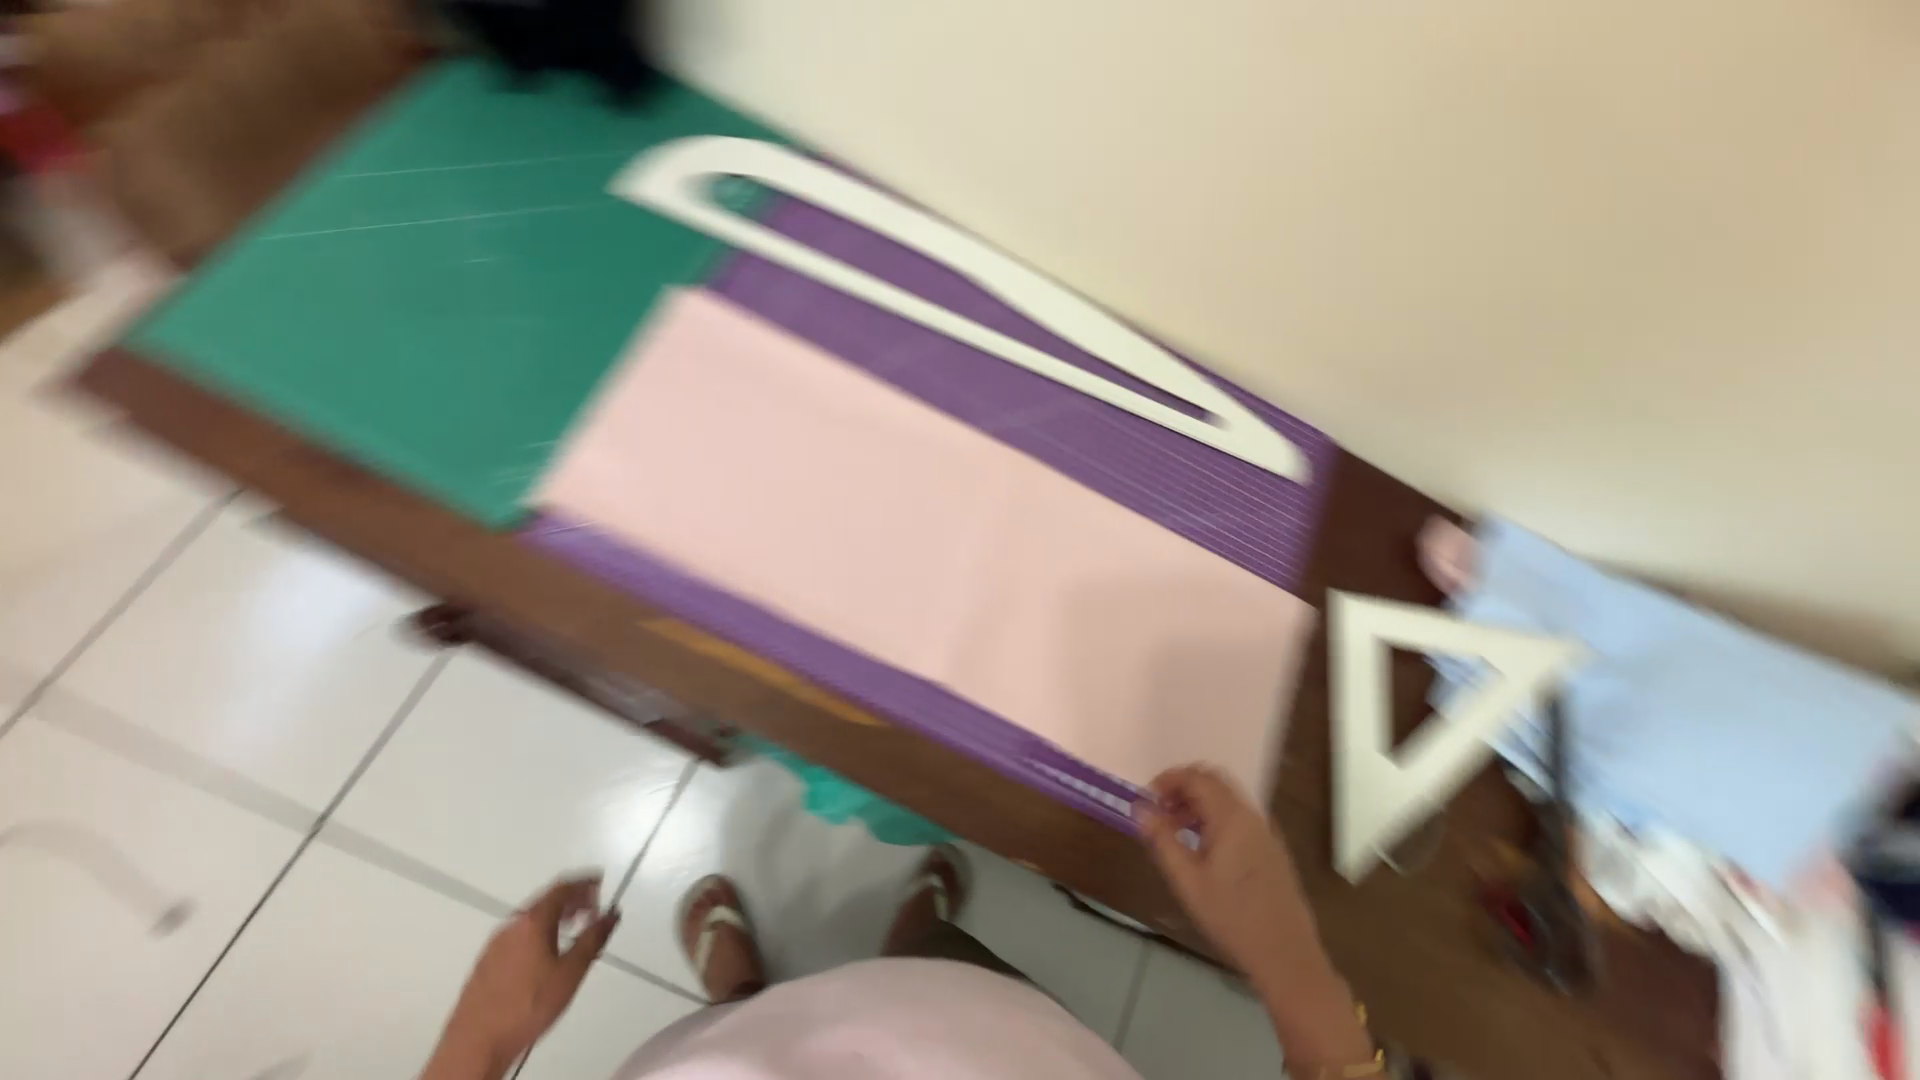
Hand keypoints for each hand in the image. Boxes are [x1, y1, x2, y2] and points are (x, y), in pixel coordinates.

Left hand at [427, 876, 620, 1078]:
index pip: (562, 888)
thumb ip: (594, 939)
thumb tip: (613, 913)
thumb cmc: (529, 1006)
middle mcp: (511, 926)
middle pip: (546, 900)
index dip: (584, 883)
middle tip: (593, 909)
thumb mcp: (571, 973)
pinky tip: (546, 954)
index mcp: (532, 922)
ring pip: (531, 918)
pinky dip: (539, 931)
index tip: (601, 884)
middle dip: (572, 900)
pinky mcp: (485, 963)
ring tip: (574, 930)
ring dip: (556, 916)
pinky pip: (518, 934)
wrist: (474, 1045)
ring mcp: (494, 945)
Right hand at [1134, 765, 1315, 986]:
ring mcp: (1265, 831)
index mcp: (1230, 818)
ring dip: (1199, 802)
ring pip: (1228, 798)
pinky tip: (1203, 847)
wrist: (1286, 954)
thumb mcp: (1187, 880)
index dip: (1169, 779)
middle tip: (1161, 808)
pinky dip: (1215, 816)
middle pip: (1214, 781)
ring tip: (1176, 829)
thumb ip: (1162, 839)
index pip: (1197, 777)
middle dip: (1184, 787)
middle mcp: (1251, 815)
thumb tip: (1140, 809)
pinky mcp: (1272, 848)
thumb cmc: (1231, 917)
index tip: (1148, 796)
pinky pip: (1239, 816)